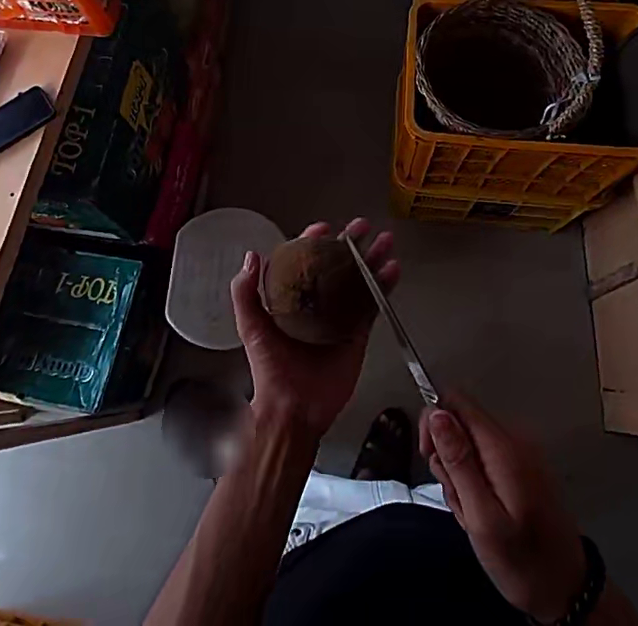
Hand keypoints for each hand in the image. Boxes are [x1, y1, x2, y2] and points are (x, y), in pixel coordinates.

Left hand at [231, 219, 397, 440]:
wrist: (294, 409)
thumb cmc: (270, 371)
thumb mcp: (251, 328)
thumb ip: (245, 293)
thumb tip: (250, 257)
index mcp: (291, 298)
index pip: (304, 260)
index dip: (314, 240)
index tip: (323, 228)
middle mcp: (317, 302)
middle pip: (337, 264)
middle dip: (351, 242)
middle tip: (361, 226)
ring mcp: (340, 316)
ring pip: (359, 279)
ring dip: (372, 258)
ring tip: (384, 241)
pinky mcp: (358, 332)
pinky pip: (373, 303)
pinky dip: (384, 285)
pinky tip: (391, 270)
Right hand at [421, 395, 586, 621]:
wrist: (565, 589)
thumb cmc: (523, 563)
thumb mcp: (481, 518)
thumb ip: (458, 461)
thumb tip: (438, 414)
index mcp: (504, 447)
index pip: (456, 401)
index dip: (434, 423)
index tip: (431, 456)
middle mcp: (515, 438)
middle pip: (461, 421)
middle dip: (448, 457)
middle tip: (459, 498)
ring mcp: (521, 450)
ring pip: (469, 442)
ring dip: (461, 475)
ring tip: (473, 511)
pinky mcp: (522, 463)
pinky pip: (484, 456)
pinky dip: (476, 481)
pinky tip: (485, 510)